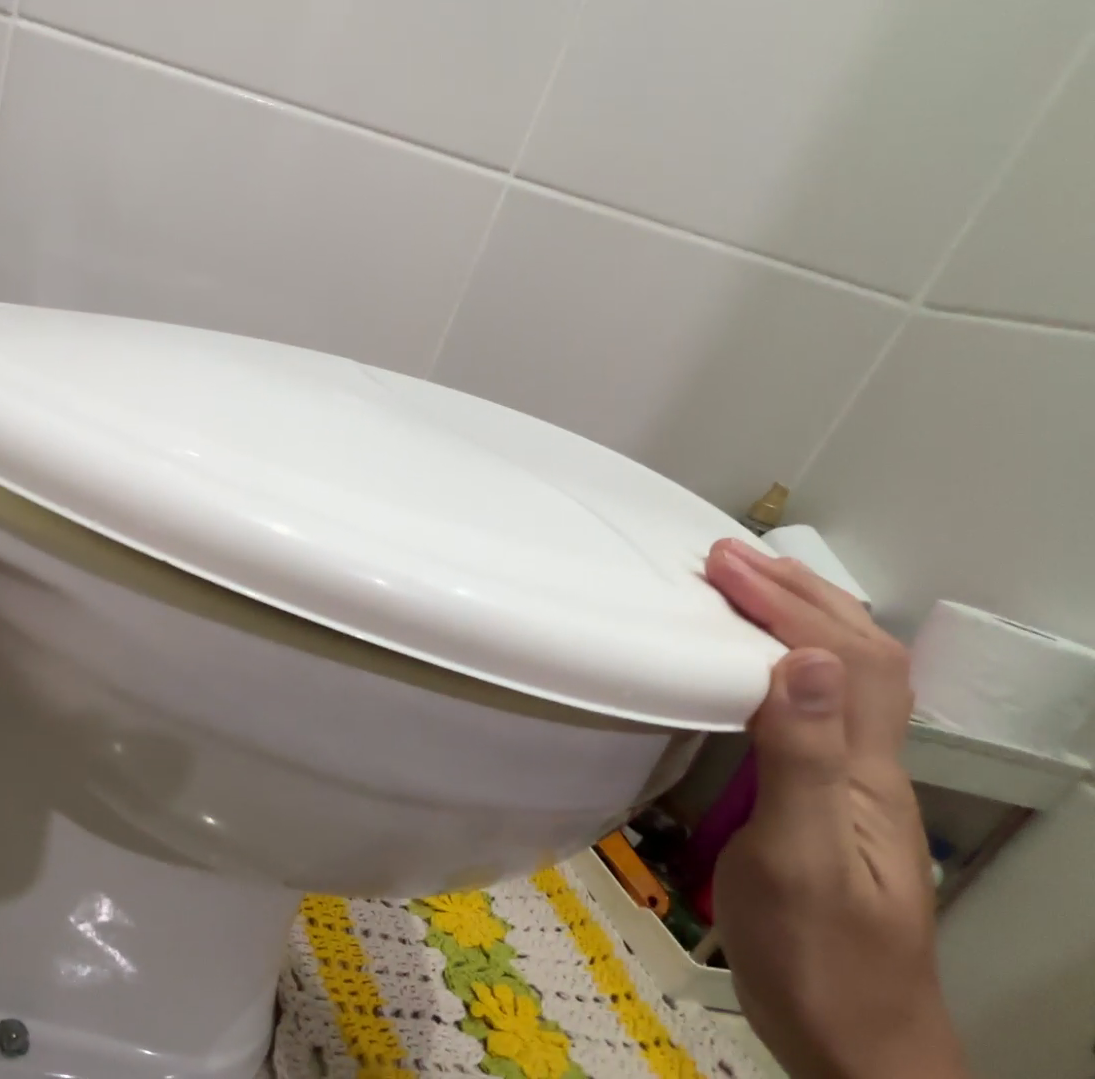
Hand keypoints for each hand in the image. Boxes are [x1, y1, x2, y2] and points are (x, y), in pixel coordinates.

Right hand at [704, 538, 966, 1078]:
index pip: (845, 662)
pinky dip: (788, 664)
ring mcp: (853, 790)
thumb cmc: (815, 957)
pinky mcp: (824, 807)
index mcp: (867, 776)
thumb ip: (803, 762)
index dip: (786, 605)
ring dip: (802, 620)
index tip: (719, 566)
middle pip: (860, 660)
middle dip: (798, 596)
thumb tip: (806, 661)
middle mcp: (871, 770)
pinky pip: (817, 712)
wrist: (853, 1041)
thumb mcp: (797, 861)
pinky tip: (756, 667)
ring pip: (847, 683)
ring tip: (744, 588)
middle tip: (727, 558)